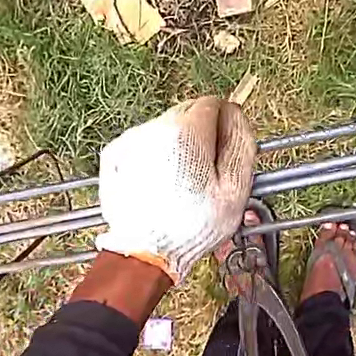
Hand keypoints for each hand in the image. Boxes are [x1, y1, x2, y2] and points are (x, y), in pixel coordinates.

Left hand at [94, 96, 256, 282]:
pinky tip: (158, 184)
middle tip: (203, 175)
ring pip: (164, 129)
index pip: (213, 104)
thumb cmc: (192, 225)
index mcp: (187, 132)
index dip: (223, 127)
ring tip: (179, 184)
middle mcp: (155, 128)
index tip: (222, 153)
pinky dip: (153, 158)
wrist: (145, 251)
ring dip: (176, 148)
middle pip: (187, 115)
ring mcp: (132, 140)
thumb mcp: (234, 189)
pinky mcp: (115, 154)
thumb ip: (240, 144)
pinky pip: (143, 145)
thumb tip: (236, 116)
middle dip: (199, 137)